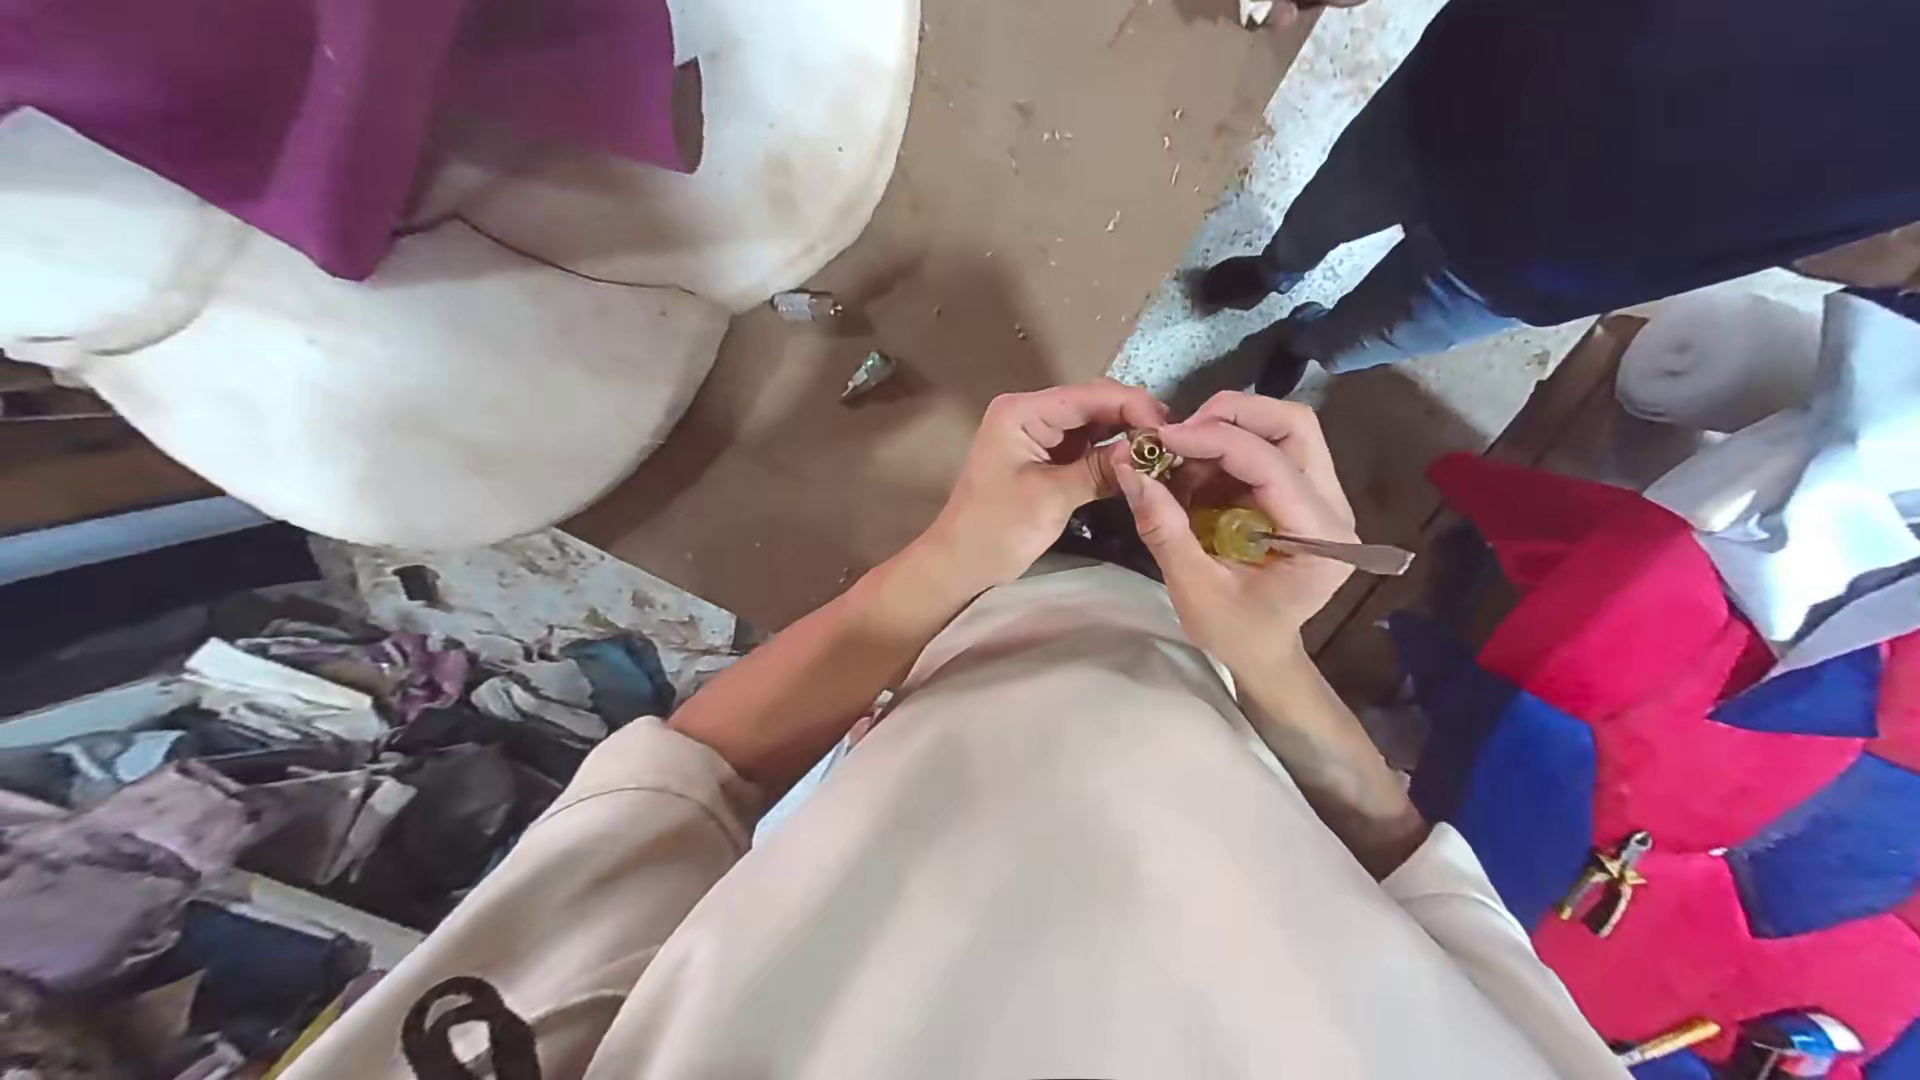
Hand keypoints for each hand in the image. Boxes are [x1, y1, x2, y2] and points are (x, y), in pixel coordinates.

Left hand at [920, 381, 1166, 590]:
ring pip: (1091, 424)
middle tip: (1172, 443)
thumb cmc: (997, 528)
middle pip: (1092, 404)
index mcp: (1022, 412)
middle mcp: (1029, 413)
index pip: (1089, 395)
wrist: (960, 562)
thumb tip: (1150, 451)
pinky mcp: (1041, 456)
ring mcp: (1035, 434)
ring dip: (1124, 435)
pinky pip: (1083, 446)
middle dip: (1132, 419)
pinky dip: (1108, 453)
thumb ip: (1101, 469)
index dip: (1133, 406)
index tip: (1170, 430)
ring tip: (1161, 452)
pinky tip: (1135, 462)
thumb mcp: (1052, 497)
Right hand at [1111, 391, 1355, 675]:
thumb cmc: (1235, 632)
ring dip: (1225, 428)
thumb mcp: (1193, 588)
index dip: (1213, 440)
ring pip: (1282, 429)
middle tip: (1177, 433)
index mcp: (1319, 537)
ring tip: (1178, 455)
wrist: (1262, 651)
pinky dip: (1222, 448)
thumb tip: (1129, 469)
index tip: (1160, 439)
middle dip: (1230, 416)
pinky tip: (1190, 469)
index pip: (1272, 463)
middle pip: (1293, 426)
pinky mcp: (1296, 493)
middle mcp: (1331, 506)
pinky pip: (1265, 448)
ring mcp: (1318, 496)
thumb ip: (1164, 528)